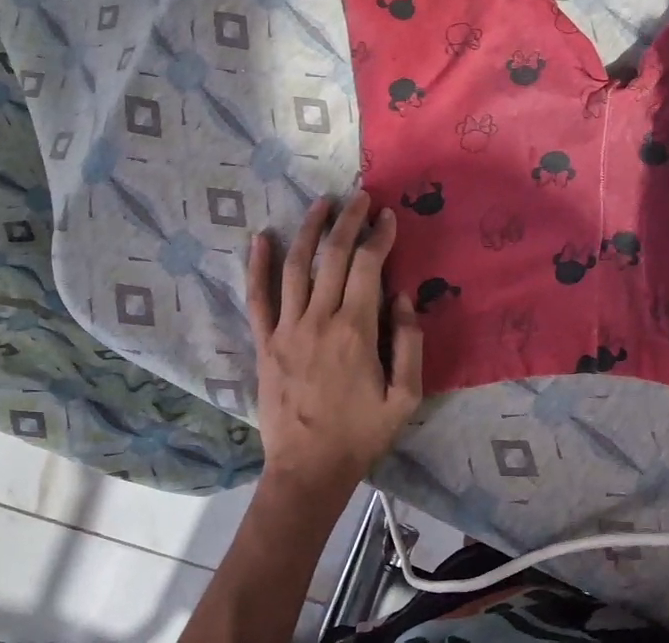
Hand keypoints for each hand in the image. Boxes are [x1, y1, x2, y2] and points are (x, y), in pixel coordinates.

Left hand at [247, 192, 422, 498]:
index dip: (380, 236)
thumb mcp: (406, 397)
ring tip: (321, 204)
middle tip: (361, 197)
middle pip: (334, 256)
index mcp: (357, 330)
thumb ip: (410, 343)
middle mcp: (320, 320)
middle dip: (349, 221)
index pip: (369, 266)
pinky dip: (258, 265)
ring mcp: (287, 329)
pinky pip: (258, 298)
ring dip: (309, 230)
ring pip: (296, 267)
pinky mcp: (265, 343)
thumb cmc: (362, 434)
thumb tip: (402, 296)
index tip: (389, 216)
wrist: (308, 471)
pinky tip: (260, 238)